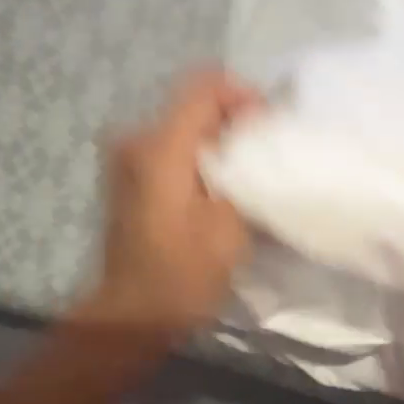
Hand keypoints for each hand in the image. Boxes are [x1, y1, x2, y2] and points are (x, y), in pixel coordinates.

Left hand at [81, 70, 261, 339]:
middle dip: (237, 125)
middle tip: (271, 157)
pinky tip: (226, 196)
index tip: (273, 128)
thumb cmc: (183, 275)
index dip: (245, 96)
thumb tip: (259, 144)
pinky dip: (204, 165)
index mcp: (160, 145)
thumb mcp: (228, 226)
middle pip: (196, 108)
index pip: (205, 87)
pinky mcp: (132, 183)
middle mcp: (137, 141)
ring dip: (222, 148)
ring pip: (187, 133)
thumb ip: (246, 175)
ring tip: (254, 179)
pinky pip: (176, 155)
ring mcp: (129, 161)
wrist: (133, 316)